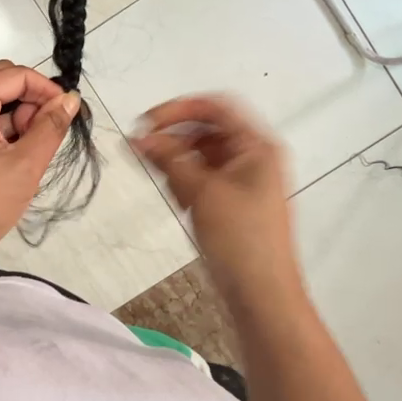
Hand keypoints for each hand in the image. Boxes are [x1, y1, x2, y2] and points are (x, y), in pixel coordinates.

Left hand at [0, 61, 83, 290]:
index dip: (47, 90)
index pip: (16, 75)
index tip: (67, 116)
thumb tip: (70, 98)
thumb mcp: (24, 166)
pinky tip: (11, 159)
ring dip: (18, 118)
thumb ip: (50, 127)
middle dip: (30, 102)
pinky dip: (3, 129)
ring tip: (25, 155)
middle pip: (2, 80)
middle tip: (42, 138)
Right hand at [131, 95, 301, 309]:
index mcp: (257, 145)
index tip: (144, 124)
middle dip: (173, 139)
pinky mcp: (232, 202)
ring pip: (201, 155)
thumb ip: (169, 158)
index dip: (178, 109)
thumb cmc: (240, 239)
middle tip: (142, 152)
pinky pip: (203, 178)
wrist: (262, 294)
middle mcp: (253, 157)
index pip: (215, 107)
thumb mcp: (202, 192)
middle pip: (206, 130)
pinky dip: (186, 182)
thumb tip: (139, 136)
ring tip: (166, 183)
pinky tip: (179, 200)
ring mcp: (243, 180)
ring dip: (177, 162)